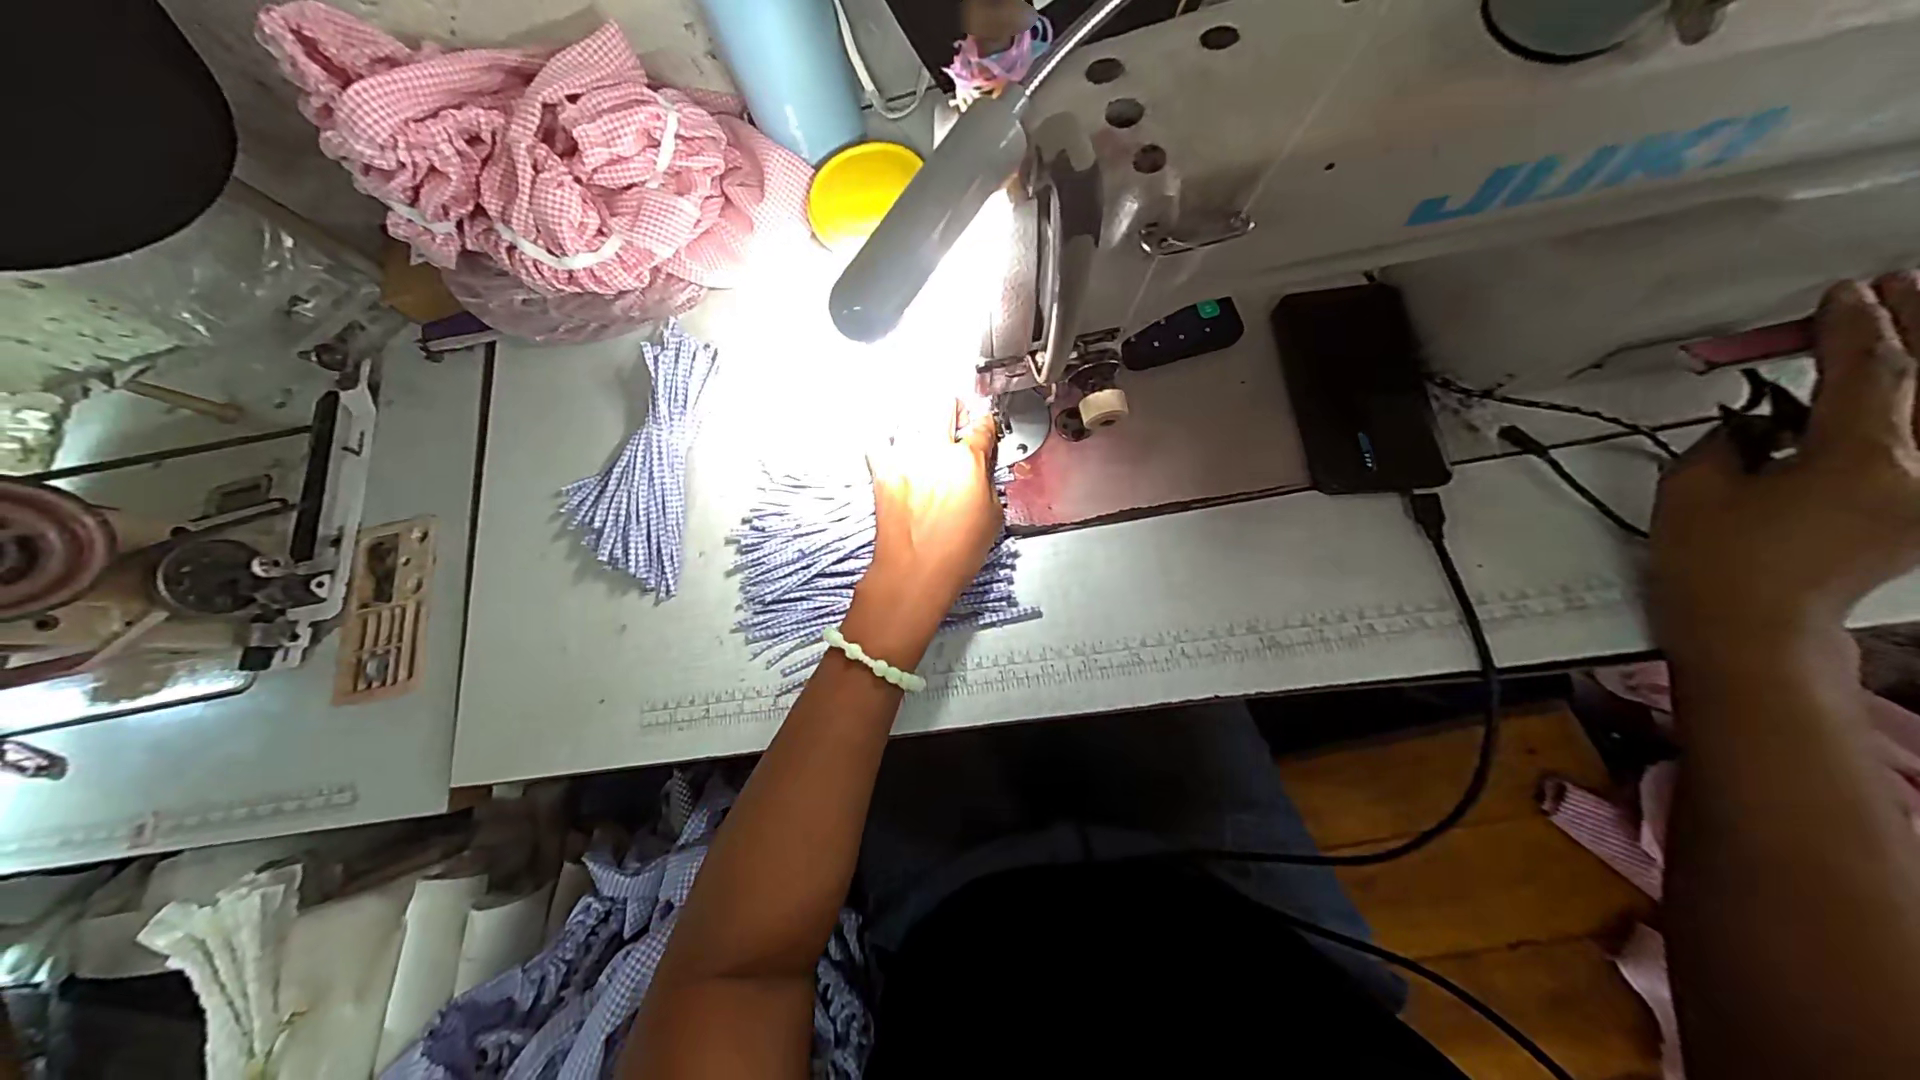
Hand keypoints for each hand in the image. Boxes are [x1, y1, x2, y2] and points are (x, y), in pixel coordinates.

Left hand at [843, 399, 1002, 666]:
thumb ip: (988, 485)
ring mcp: (905, 458)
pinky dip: (882, 436)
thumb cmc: (954, 553)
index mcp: (969, 461)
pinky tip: (888, 438)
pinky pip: (876, 440)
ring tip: (921, 423)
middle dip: (950, 406)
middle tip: (952, 411)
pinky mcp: (882, 471)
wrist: (914, 572)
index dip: (986, 422)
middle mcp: (936, 451)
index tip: (984, 424)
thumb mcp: (992, 518)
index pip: (983, 426)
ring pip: (910, 416)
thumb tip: (983, 472)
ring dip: (918, 417)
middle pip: (942, 405)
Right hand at [1651, 273, 1919, 660]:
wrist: (1750, 627)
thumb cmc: (1712, 563)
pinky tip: (1894, 391)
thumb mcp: (1694, 487)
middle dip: (1916, 325)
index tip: (1842, 294)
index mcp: (1861, 462)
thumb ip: (1731, 438)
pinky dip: (1915, 407)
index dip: (1855, 325)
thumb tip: (1758, 419)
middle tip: (1894, 288)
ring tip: (1903, 326)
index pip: (1871, 371)